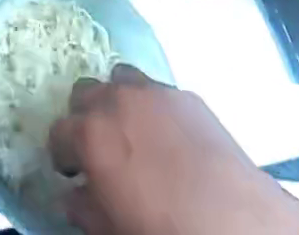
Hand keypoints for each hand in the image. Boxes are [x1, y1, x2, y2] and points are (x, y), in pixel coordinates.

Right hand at [47, 66, 298, 234]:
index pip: (58, 132)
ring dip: (118, 99)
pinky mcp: (187, 96)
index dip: (62, 153)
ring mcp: (152, 93)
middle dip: (86, 115)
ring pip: (121, 79)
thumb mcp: (113, 229)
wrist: (240, 225)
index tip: (71, 170)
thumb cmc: (166, 230)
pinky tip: (170, 136)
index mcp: (89, 134)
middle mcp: (115, 101)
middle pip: (84, 92)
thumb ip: (86, 209)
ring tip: (133, 129)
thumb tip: (71, 198)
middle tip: (99, 145)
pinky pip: (159, 91)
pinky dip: (154, 107)